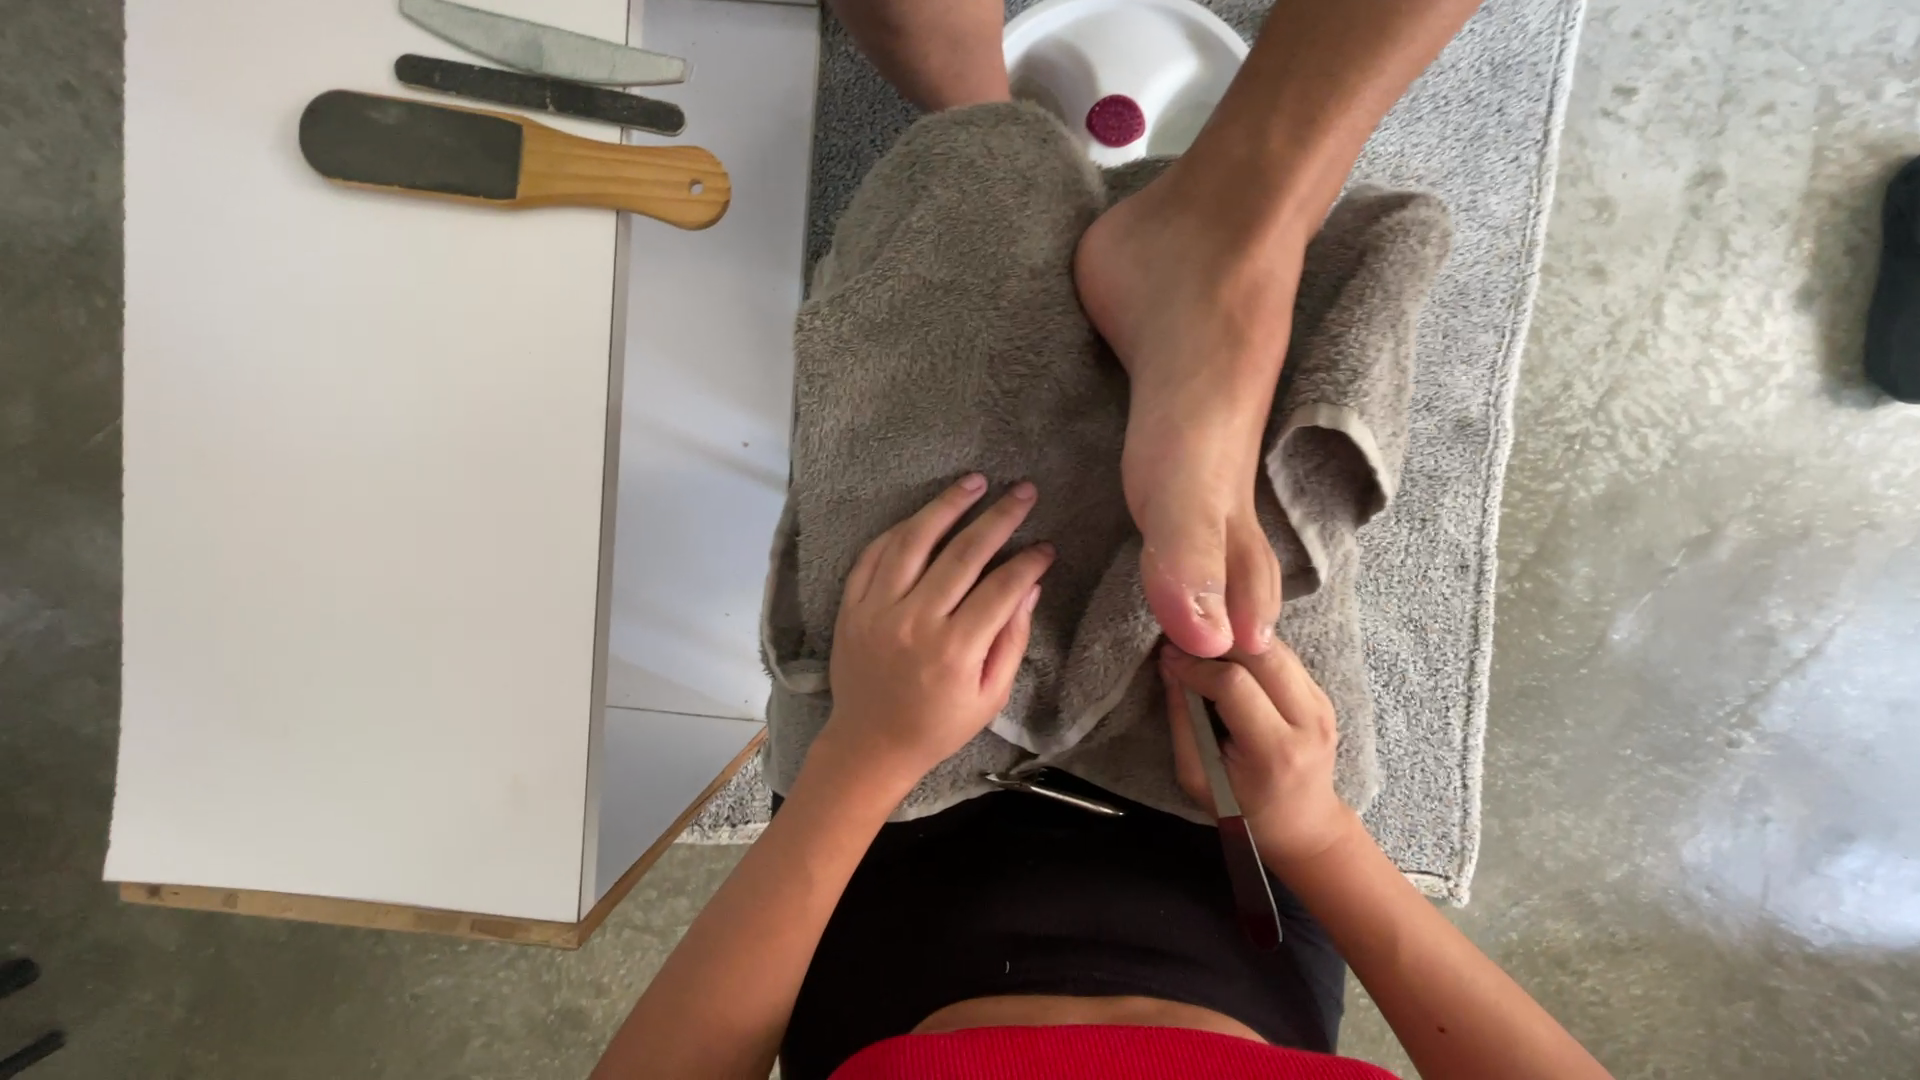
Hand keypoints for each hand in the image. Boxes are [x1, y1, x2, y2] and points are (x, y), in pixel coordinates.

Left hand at [822, 474, 1055, 789]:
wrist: (870, 744)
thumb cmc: (938, 725)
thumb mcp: (990, 695)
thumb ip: (1012, 639)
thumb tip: (1031, 585)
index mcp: (954, 650)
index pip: (1001, 588)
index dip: (1029, 562)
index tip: (1047, 546)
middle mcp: (914, 621)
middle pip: (963, 553)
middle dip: (1000, 517)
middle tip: (1024, 491)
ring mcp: (877, 609)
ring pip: (914, 540)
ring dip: (947, 506)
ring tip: (974, 482)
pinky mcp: (852, 605)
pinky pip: (875, 553)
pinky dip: (902, 529)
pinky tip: (926, 513)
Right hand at [1160, 640, 1356, 865]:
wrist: (1303, 824)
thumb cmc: (1243, 809)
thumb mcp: (1197, 776)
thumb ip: (1182, 719)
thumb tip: (1169, 664)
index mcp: (1276, 751)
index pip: (1234, 685)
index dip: (1196, 665)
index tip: (1169, 657)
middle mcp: (1308, 722)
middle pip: (1261, 655)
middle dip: (1218, 641)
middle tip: (1186, 642)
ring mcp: (1322, 706)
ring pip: (1275, 648)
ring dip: (1236, 639)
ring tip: (1204, 646)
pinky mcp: (1323, 695)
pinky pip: (1283, 656)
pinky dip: (1252, 649)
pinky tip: (1229, 657)